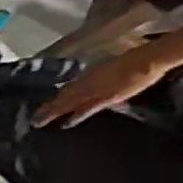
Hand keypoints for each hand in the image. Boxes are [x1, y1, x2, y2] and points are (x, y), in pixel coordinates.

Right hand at [33, 49, 169, 127]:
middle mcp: (79, 83)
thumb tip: (68, 120)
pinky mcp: (94, 71)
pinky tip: (66, 93)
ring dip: (54, 99)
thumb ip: (88, 108)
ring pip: (65, 90)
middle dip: (47, 108)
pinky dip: (65, 91)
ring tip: (46, 107)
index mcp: (82, 91)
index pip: (59, 105)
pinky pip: (73, 84)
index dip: (47, 115)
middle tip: (34, 117)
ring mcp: (86, 76)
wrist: (148, 58)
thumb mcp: (112, 97)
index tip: (34, 124)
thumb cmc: (133, 81)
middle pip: (59, 97)